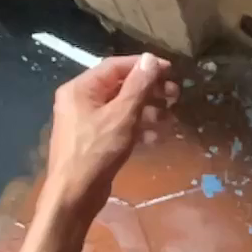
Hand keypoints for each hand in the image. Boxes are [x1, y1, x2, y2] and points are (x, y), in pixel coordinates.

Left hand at [44, 52, 176, 215]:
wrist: (75, 192)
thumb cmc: (97, 151)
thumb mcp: (122, 116)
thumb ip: (138, 87)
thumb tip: (151, 59)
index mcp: (81, 88)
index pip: (116, 66)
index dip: (144, 66)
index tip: (171, 71)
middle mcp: (81, 100)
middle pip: (120, 86)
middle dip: (149, 90)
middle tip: (175, 96)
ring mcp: (87, 121)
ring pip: (122, 107)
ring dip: (148, 110)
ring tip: (169, 117)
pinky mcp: (95, 140)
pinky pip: (119, 126)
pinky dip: (138, 128)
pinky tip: (156, 137)